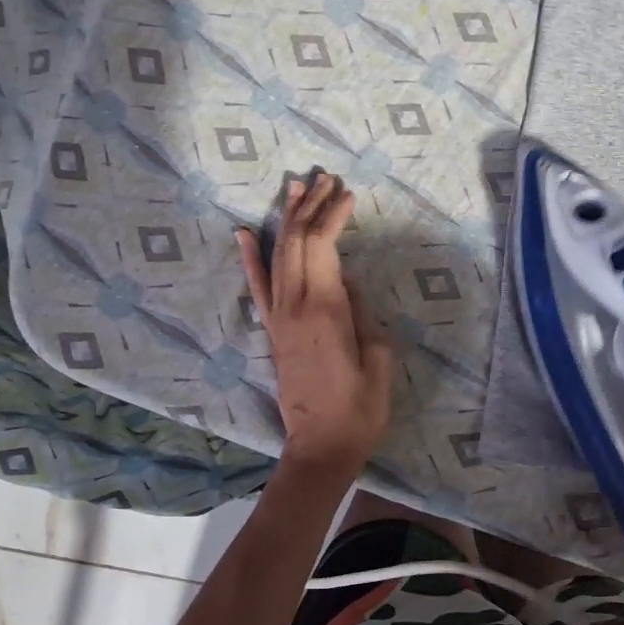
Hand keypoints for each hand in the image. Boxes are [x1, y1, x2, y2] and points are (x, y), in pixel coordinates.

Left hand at [236, 174, 394, 476]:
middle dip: (310, 206)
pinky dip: (251, 258)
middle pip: (297, 242)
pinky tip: (245, 233)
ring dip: (287, 219)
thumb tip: (346, 286)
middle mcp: (294, 305)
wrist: (320, 447)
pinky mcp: (272, 331)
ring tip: (296, 187)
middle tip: (325, 177)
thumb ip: (363, 314)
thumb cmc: (360, 407)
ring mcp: (278, 317)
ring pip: (278, 255)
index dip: (333, 215)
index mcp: (324, 308)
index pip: (323, 245)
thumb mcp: (378, 357)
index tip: (348, 193)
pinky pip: (258, 287)